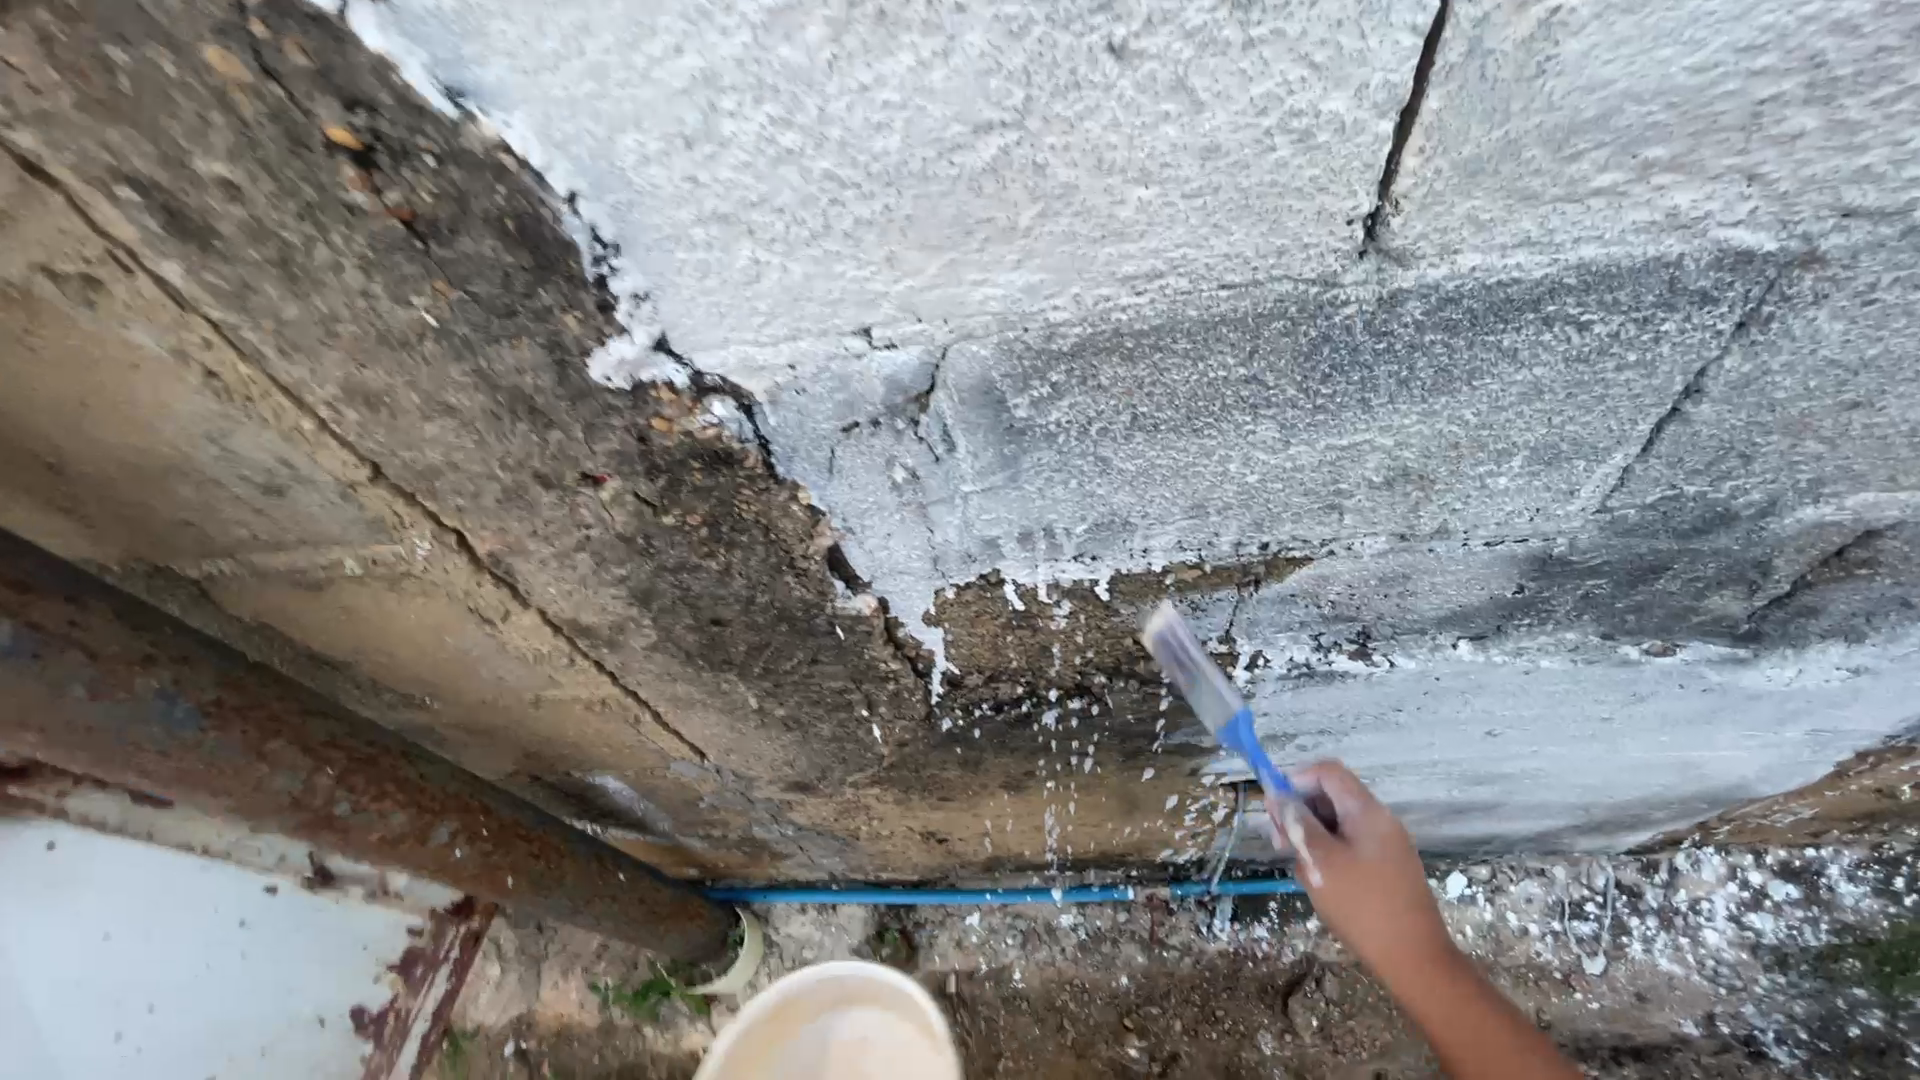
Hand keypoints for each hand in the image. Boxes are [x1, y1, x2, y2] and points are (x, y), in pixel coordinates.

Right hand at [1266, 760, 1455, 980]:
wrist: (1415, 960)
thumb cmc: (1362, 904)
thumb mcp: (1320, 859)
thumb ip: (1297, 822)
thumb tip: (1279, 795)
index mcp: (1367, 811)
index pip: (1328, 772)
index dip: (1297, 779)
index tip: (1276, 805)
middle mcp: (1379, 821)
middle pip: (1331, 797)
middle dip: (1300, 812)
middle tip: (1278, 839)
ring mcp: (1386, 846)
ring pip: (1337, 825)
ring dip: (1311, 836)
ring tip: (1297, 865)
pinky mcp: (1386, 869)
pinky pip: (1349, 847)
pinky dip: (1328, 854)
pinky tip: (1318, 880)